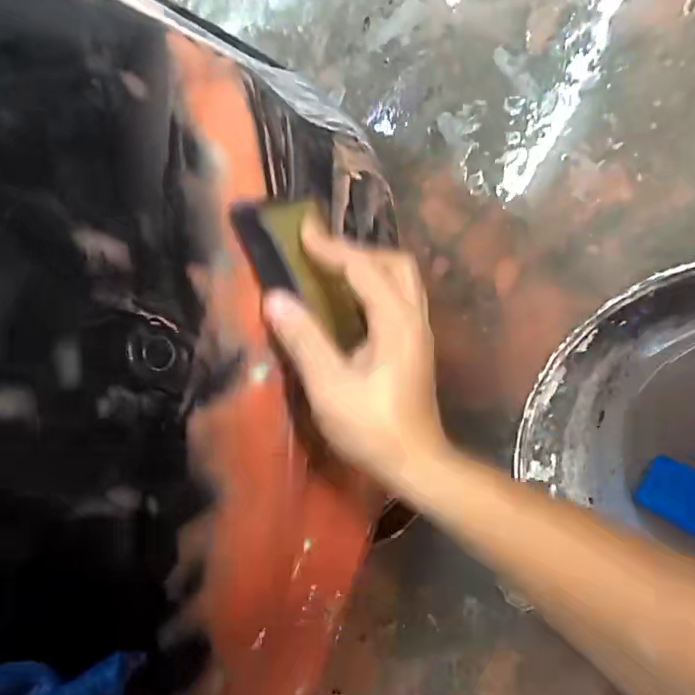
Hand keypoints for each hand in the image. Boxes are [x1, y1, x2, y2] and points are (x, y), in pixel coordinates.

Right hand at [263, 215, 451, 493]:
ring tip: (330, 272)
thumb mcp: (330, 387)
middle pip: (395, 264)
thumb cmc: (373, 429)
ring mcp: (419, 333)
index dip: (331, 247)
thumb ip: (304, 340)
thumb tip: (275, 297)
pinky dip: (374, 288)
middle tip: (320, 254)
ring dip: (368, 268)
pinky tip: (348, 305)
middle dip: (357, 251)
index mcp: (396, 322)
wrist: (416, 463)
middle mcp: (414, 319)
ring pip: (401, 281)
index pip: (364, 268)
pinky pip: (398, 300)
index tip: (300, 231)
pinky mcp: (415, 348)